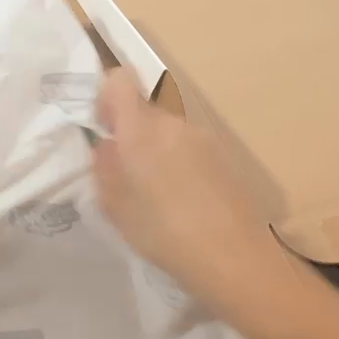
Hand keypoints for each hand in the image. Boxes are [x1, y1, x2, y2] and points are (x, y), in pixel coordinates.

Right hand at [91, 69, 283, 305]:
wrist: (234, 257)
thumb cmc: (163, 231)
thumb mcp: (114, 205)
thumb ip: (104, 166)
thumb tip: (106, 144)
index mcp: (140, 128)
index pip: (119, 80)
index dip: (106, 96)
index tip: (104, 127)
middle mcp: (172, 122)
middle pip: (144, 110)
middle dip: (131, 133)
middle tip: (127, 173)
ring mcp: (202, 138)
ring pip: (167, 131)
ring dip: (157, 151)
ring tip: (158, 195)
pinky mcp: (224, 156)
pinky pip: (190, 148)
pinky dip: (180, 165)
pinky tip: (185, 202)